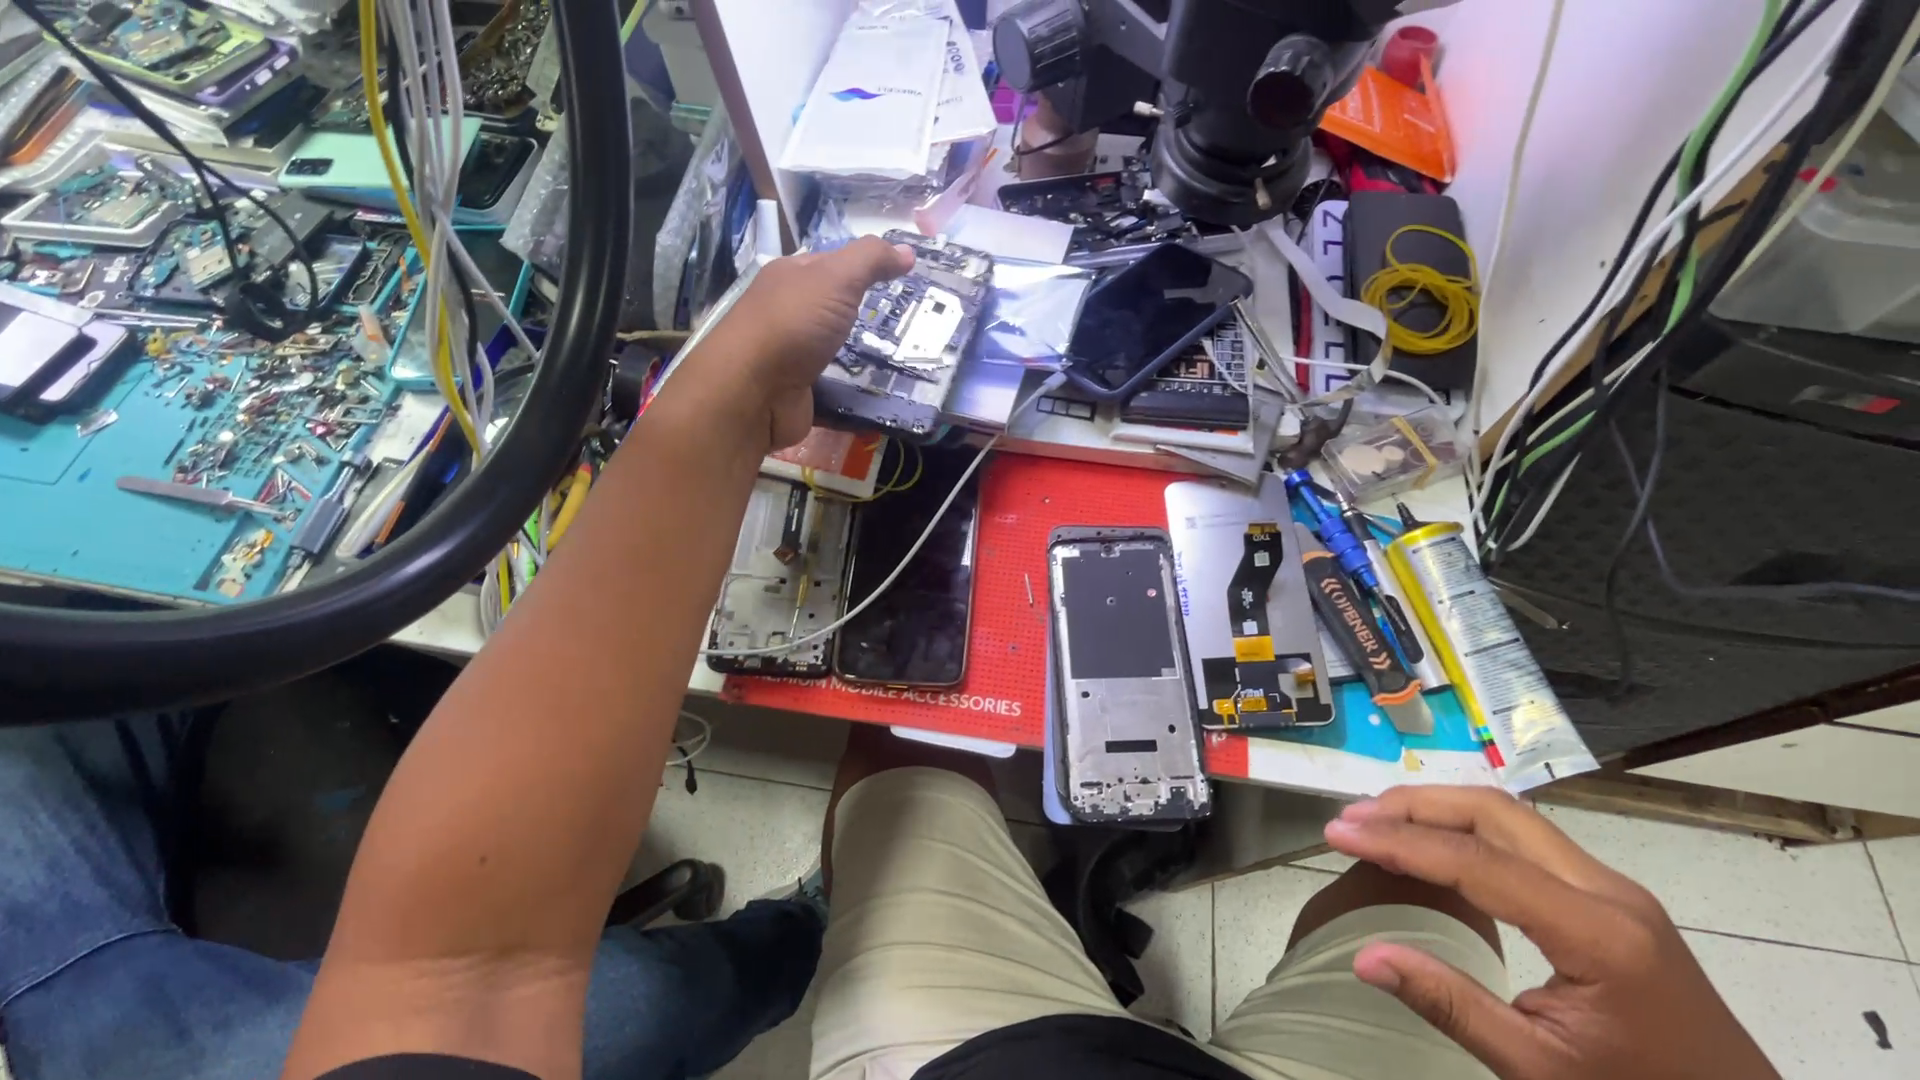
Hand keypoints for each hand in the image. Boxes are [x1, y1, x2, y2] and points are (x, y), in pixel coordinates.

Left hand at [687, 235, 913, 450]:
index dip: (865, 268)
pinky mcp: (799, 394)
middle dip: (868, 317)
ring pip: (836, 352)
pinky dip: (855, 394)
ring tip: (906, 363)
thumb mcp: (836, 278)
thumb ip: (871, 261)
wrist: (751, 394)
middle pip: (834, 310)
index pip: (832, 265)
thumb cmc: (792, 324)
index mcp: (791, 278)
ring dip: (865, 358)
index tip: (904, 281)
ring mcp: (791, 356)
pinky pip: (835, 390)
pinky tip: (883, 396)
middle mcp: (788, 313)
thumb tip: (907, 251)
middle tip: (912, 325)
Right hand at [1324, 786, 1778, 1079]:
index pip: (1477, 861)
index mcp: (1596, 932)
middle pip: (1497, 812)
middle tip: (1353, 818)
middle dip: (1416, 805)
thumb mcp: (1539, 1069)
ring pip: (1513, 815)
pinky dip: (1468, 827)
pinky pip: (1528, 838)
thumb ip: (1450, 1005)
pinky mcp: (1610, 897)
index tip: (1336, 833)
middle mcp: (1608, 891)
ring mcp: (1614, 888)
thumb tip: (1364, 958)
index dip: (1398, 842)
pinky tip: (1435, 841)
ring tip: (1379, 819)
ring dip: (1441, 808)